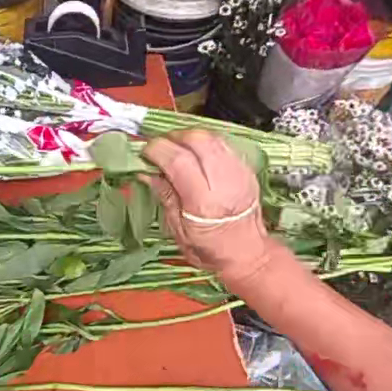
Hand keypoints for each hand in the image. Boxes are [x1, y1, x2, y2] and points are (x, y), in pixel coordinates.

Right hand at [142, 130, 276, 285]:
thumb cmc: (208, 249)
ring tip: (176, 149)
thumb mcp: (178, 230)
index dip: (157, 150)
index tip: (144, 153)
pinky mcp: (247, 169)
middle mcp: (224, 182)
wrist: (247, 253)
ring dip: (189, 137)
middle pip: (197, 140)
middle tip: (159, 148)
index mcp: (203, 202)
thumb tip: (146, 172)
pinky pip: (223, 144)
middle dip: (173, 138)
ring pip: (212, 137)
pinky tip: (196, 154)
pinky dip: (205, 144)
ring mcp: (239, 173)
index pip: (178, 160)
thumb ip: (165, 196)